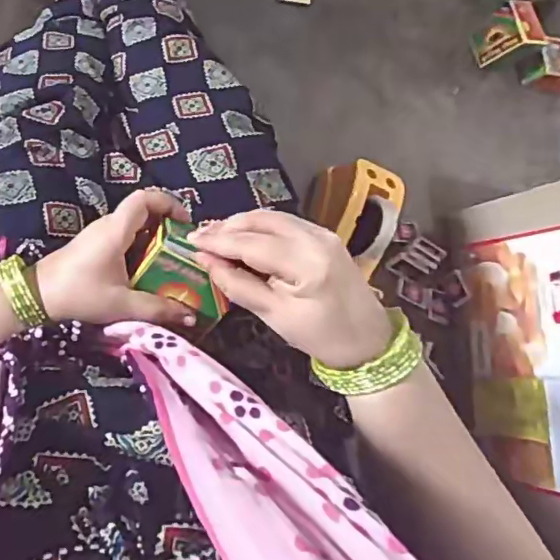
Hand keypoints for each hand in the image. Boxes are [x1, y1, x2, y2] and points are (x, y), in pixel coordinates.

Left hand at [34, 189, 198, 329]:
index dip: (169, 203)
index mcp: (116, 230)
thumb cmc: (79, 293)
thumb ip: (157, 308)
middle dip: (166, 224)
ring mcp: (98, 233)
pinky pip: (122, 235)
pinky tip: (145, 269)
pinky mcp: (92, 244)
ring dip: (153, 236)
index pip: (145, 197)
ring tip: (169, 260)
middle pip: (143, 210)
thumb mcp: (122, 304)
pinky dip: (139, 245)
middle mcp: (108, 225)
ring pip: (133, 223)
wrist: (39, 294)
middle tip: (182, 247)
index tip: (185, 223)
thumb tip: (190, 316)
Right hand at [190, 210, 393, 368]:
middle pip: (260, 221)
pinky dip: (258, 227)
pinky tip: (243, 237)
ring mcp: (322, 233)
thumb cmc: (321, 336)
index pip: (250, 243)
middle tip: (198, 237)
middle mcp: (315, 238)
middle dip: (226, 227)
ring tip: (215, 236)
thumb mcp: (274, 316)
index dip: (217, 241)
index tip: (189, 242)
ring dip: (240, 224)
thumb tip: (205, 261)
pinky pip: (283, 222)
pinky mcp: (324, 235)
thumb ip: (237, 285)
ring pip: (271, 217)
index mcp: (305, 262)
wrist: (370, 342)